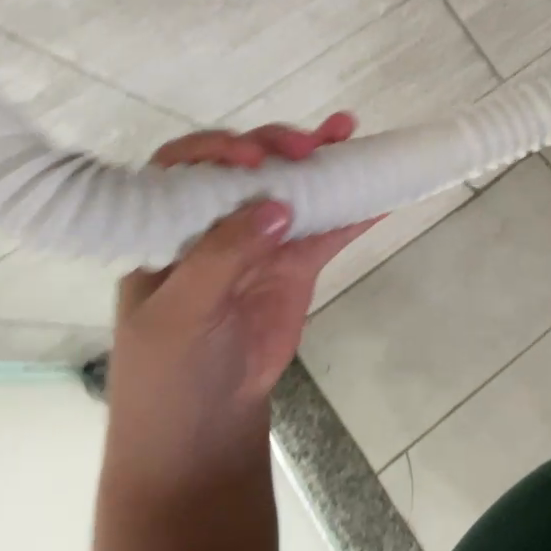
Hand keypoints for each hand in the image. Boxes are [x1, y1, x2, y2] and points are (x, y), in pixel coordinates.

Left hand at [105, 114, 376, 484]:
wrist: (207, 421)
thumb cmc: (168, 369)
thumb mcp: (179, 314)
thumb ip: (220, 257)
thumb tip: (277, 204)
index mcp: (167, 228)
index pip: (185, 168)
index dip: (217, 150)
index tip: (255, 158)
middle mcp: (213, 225)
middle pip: (249, 168)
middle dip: (278, 144)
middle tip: (312, 144)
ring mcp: (260, 243)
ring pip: (294, 188)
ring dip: (323, 159)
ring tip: (350, 130)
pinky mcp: (297, 264)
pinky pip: (331, 227)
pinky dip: (358, 208)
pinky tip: (383, 190)